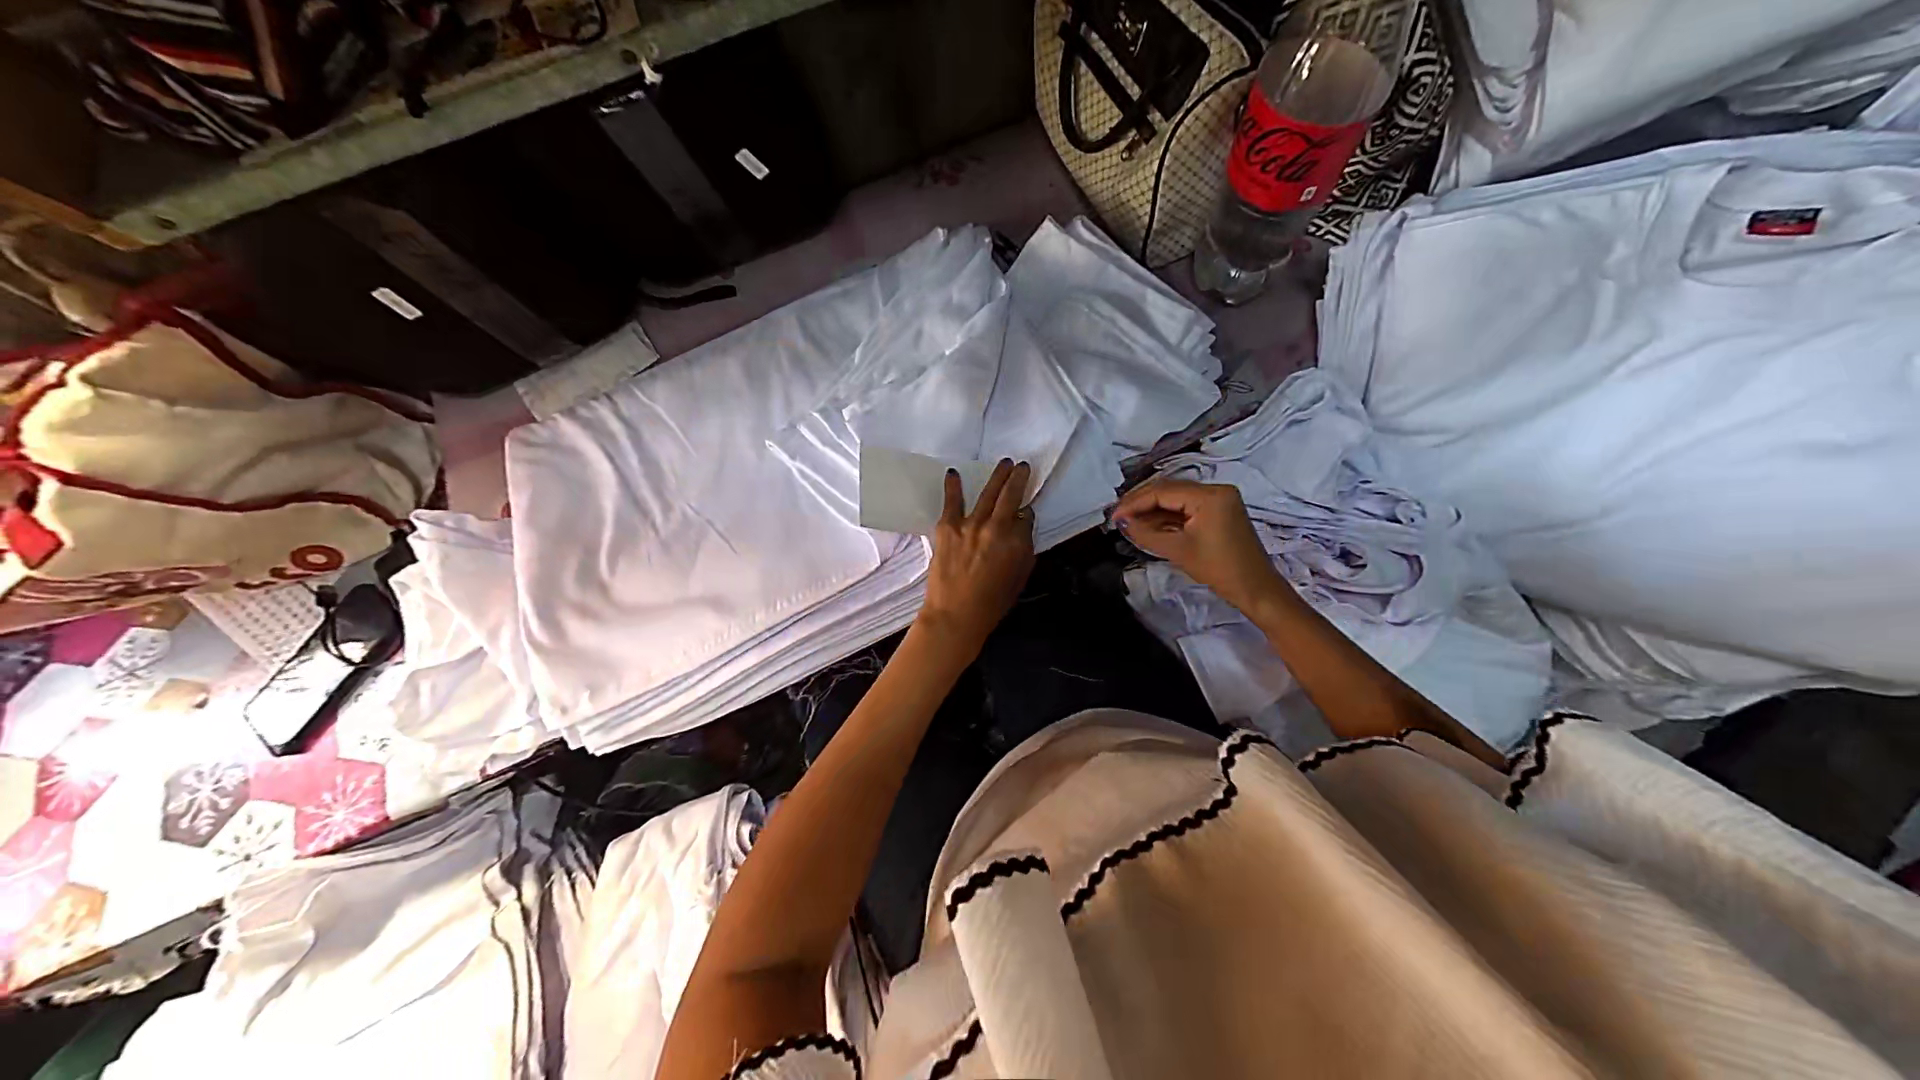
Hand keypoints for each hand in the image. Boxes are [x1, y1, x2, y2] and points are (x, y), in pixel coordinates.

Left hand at [918, 459, 1035, 653]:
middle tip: (1021, 466)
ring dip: (997, 476)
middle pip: (1010, 495)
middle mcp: (996, 527)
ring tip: (1004, 463)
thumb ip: (1024, 549)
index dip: (1026, 513)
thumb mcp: (1019, 577)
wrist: (956, 614)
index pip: (1026, 517)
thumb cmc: (992, 603)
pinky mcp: (948, 528)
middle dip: (1017, 478)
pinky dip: (953, 486)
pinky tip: (953, 473)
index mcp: (1016, 542)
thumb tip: (1022, 526)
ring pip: (987, 493)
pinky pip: (952, 501)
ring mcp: (970, 525)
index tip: (1025, 510)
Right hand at [1112, 478, 1281, 614]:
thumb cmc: (1219, 569)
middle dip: (1141, 503)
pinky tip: (1149, 526)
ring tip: (1129, 523)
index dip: (1134, 502)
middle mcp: (1216, 490)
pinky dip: (1167, 517)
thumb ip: (1146, 533)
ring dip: (1152, 511)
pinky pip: (1186, 509)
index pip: (1162, 491)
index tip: (1114, 517)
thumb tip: (1121, 522)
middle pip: (1169, 490)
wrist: (1256, 589)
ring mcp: (1219, 500)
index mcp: (1210, 495)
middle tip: (1118, 518)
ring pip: (1176, 499)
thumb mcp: (1178, 550)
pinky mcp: (1218, 512)